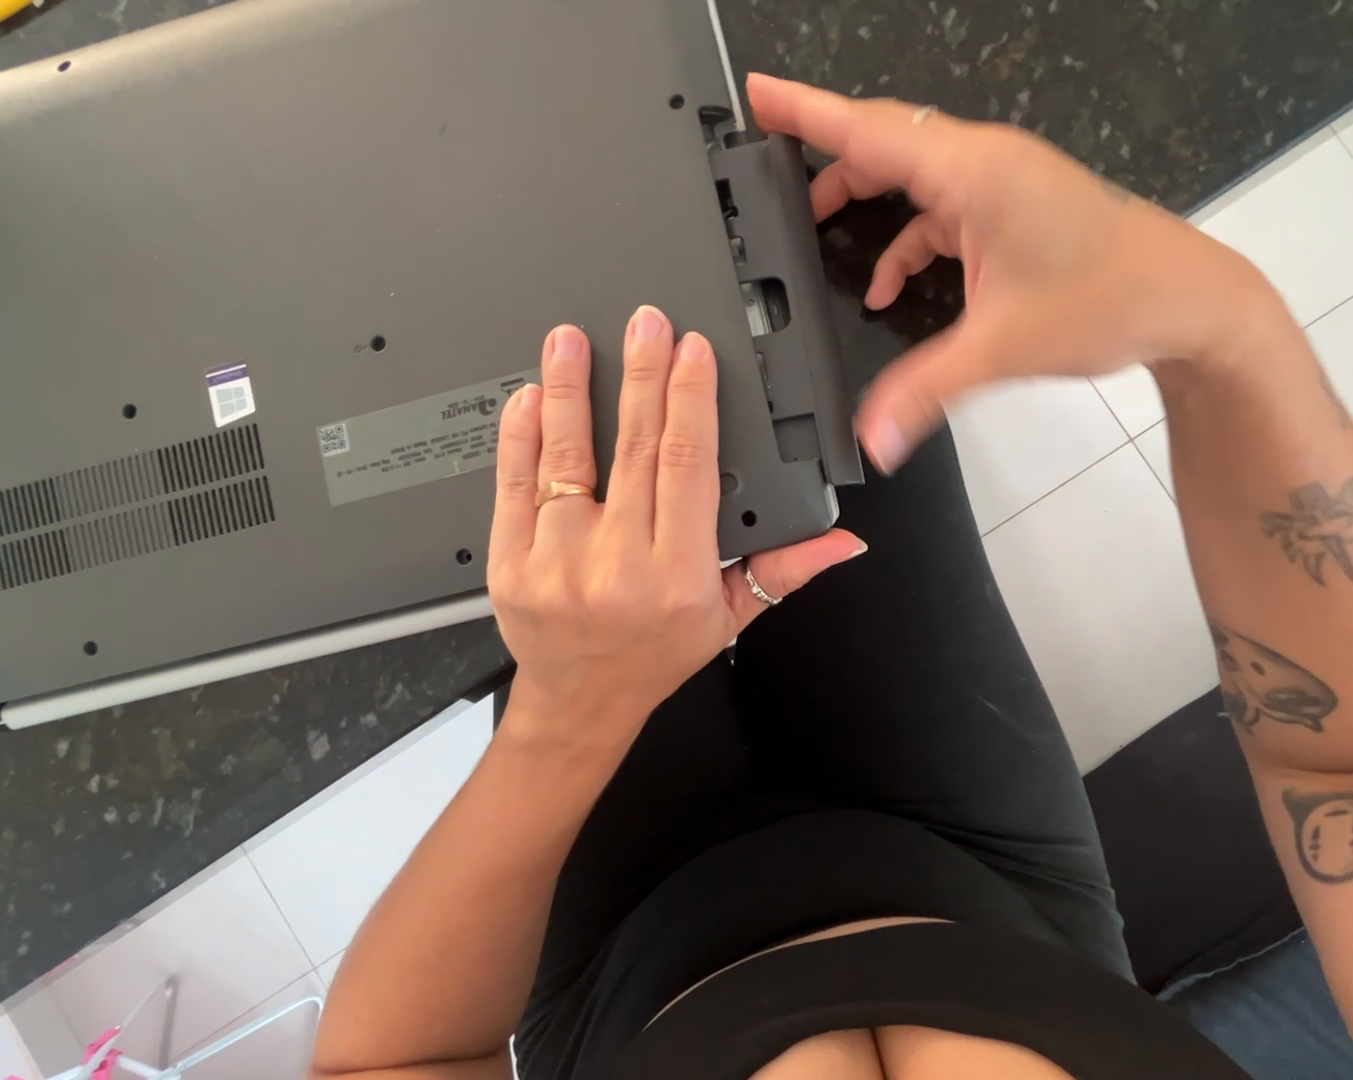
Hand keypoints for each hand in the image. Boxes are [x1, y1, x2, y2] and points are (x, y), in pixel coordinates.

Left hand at [489, 307, 865, 746]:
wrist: (581, 701)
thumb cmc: (654, 657)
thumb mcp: (729, 619)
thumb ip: (784, 572)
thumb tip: (841, 543)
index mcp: (676, 574)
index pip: (688, 466)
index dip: (691, 401)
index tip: (691, 355)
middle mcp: (616, 566)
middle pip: (634, 449)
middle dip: (642, 376)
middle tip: (646, 325)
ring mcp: (556, 562)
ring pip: (567, 457)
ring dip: (571, 390)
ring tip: (571, 340)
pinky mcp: (510, 562)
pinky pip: (514, 487)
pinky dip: (521, 437)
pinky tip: (530, 399)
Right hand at [747, 73, 1287, 471]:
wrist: (1186, 302)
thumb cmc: (1115, 298)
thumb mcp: (1000, 349)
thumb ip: (923, 392)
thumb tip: (872, 435)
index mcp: (975, 175)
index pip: (869, 130)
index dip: (805, 111)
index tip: (760, 95)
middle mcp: (984, 165)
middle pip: (881, 144)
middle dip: (821, 155)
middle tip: (770, 161)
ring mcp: (997, 185)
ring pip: (908, 175)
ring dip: (861, 200)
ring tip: (816, 228)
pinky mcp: (1006, 209)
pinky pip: (936, 213)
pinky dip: (903, 242)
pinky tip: (888, 285)